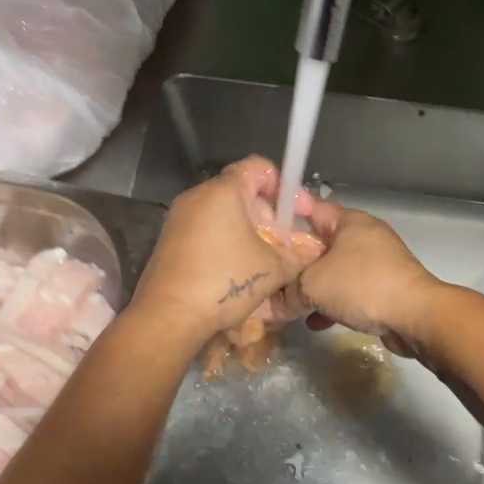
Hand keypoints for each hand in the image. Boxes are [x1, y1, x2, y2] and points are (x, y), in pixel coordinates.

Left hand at [130, 156, 320, 346]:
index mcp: (224, 191)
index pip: (259, 167)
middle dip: (270, 215)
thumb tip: (313, 252)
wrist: (169, 316)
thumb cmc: (226, 281)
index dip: (285, 186)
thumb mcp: (274, 268)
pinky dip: (228, 242)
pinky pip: (207, 230)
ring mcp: (180, 218)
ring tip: (266, 260)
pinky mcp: (170, 240)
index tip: (299, 214)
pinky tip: (239, 270)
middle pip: (242, 191)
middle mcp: (198, 196)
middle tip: (286, 242)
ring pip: (225, 213)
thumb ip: (299, 255)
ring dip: (250, 231)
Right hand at [278, 202, 441, 349]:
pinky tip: (317, 323)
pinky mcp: (386, 287)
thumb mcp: (313, 285)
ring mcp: (378, 263)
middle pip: (322, 244)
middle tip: (275, 278)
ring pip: (337, 271)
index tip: (265, 238)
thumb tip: (274, 304)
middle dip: (299, 263)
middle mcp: (365, 236)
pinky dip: (335, 304)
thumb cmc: (361, 285)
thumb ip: (289, 292)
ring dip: (316, 288)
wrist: (414, 315)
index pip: (310, 210)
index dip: (286, 221)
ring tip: (293, 305)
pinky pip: (352, 291)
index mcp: (349, 221)